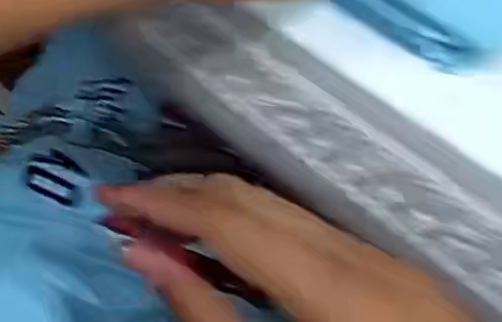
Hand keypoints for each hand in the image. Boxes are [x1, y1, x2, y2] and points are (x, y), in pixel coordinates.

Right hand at [102, 176, 470, 321]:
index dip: (152, 200)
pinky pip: (301, 225)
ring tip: (163, 222)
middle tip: (123, 208)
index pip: (219, 214)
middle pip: (242, 195)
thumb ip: (204, 312)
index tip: (101, 198)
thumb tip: (133, 250)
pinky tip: (225, 245)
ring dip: (206, 202)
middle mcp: (361, 258)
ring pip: (270, 202)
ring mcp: (386, 264)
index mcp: (335, 285)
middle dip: (173, 193)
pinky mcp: (400, 278)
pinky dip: (247, 222)